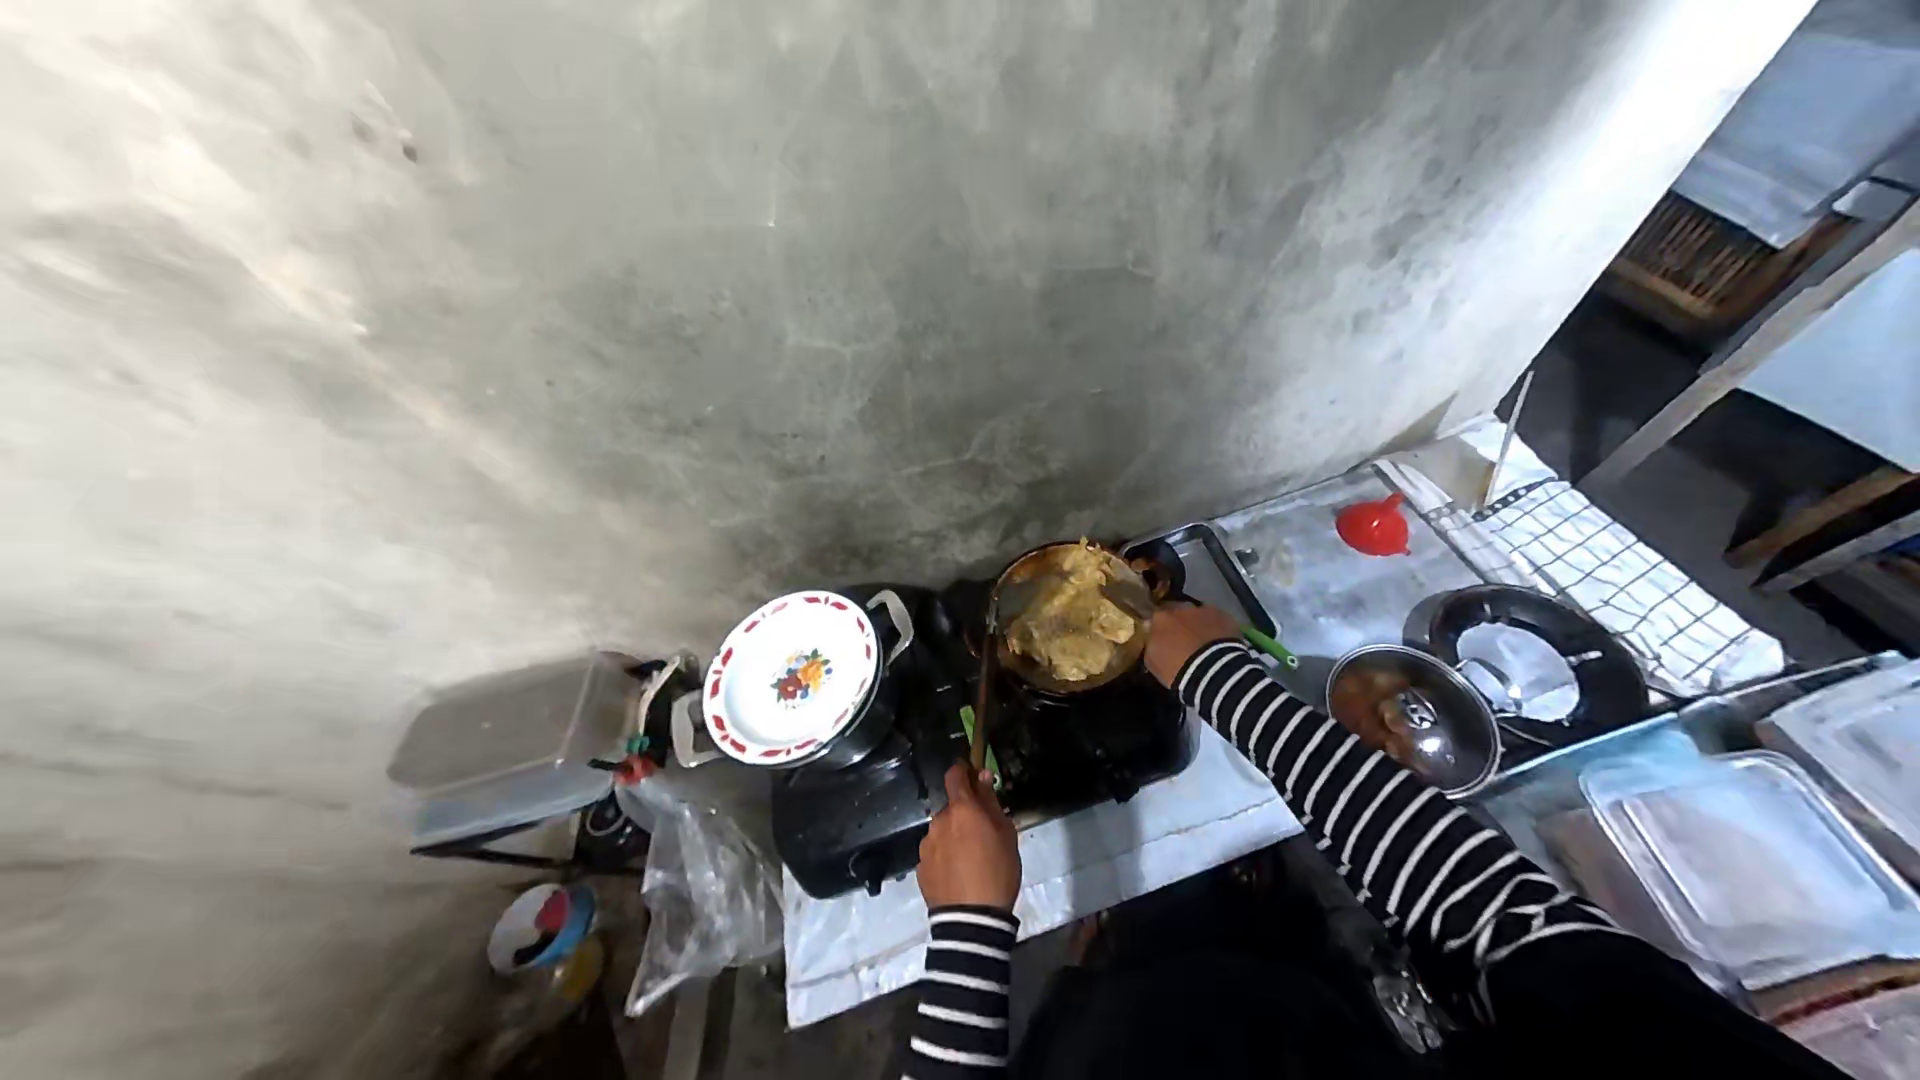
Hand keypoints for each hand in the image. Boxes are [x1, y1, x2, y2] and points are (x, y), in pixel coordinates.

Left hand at [918, 763, 1020, 911]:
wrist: (971, 920)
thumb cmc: (996, 871)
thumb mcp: (1006, 834)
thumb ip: (991, 802)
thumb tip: (982, 775)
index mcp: (961, 808)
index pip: (955, 774)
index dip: (963, 772)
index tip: (973, 778)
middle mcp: (939, 820)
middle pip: (951, 807)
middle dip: (964, 814)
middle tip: (982, 835)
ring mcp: (926, 844)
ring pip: (942, 830)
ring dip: (953, 836)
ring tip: (970, 860)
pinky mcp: (920, 866)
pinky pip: (935, 851)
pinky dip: (944, 856)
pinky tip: (957, 873)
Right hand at [1144, 602, 1242, 687]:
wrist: (1212, 672)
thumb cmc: (1176, 668)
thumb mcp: (1152, 661)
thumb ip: (1150, 644)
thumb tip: (1152, 637)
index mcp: (1159, 618)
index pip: (1154, 617)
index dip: (1158, 627)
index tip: (1161, 638)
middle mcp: (1180, 608)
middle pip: (1176, 612)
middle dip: (1178, 623)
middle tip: (1182, 639)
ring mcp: (1203, 610)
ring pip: (1197, 614)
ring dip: (1197, 624)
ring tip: (1203, 642)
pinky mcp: (1225, 616)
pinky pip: (1217, 620)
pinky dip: (1216, 628)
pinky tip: (1219, 642)